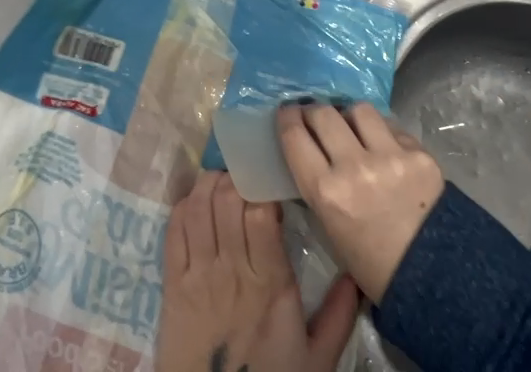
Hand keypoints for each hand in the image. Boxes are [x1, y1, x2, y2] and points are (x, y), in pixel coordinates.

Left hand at [158, 171, 358, 371]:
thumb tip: (358, 276)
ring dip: (208, 185)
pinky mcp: (172, 284)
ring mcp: (198, 275)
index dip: (264, 188)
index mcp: (271, 285)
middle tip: (245, 176)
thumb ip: (339, 316)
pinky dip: (183, 206)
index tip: (272, 185)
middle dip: (236, 177)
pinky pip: (173, 231)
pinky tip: (195, 202)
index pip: (261, 213)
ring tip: (221, 181)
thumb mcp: (317, 359)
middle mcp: (232, 271)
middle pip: (227, 200)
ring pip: (198, 207)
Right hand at [277, 103, 443, 303]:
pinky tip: (385, 148)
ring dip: (351, 116)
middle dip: (315, 111)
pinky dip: (383, 133)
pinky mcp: (419, 155)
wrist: (431, 274)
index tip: (288, 112)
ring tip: (353, 127)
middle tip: (316, 116)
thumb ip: (316, 181)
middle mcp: (354, 167)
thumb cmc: (370, 259)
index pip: (295, 136)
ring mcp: (390, 157)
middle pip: (324, 114)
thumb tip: (310, 147)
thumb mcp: (327, 224)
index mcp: (325, 191)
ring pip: (360, 110)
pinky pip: (392, 127)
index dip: (287, 118)